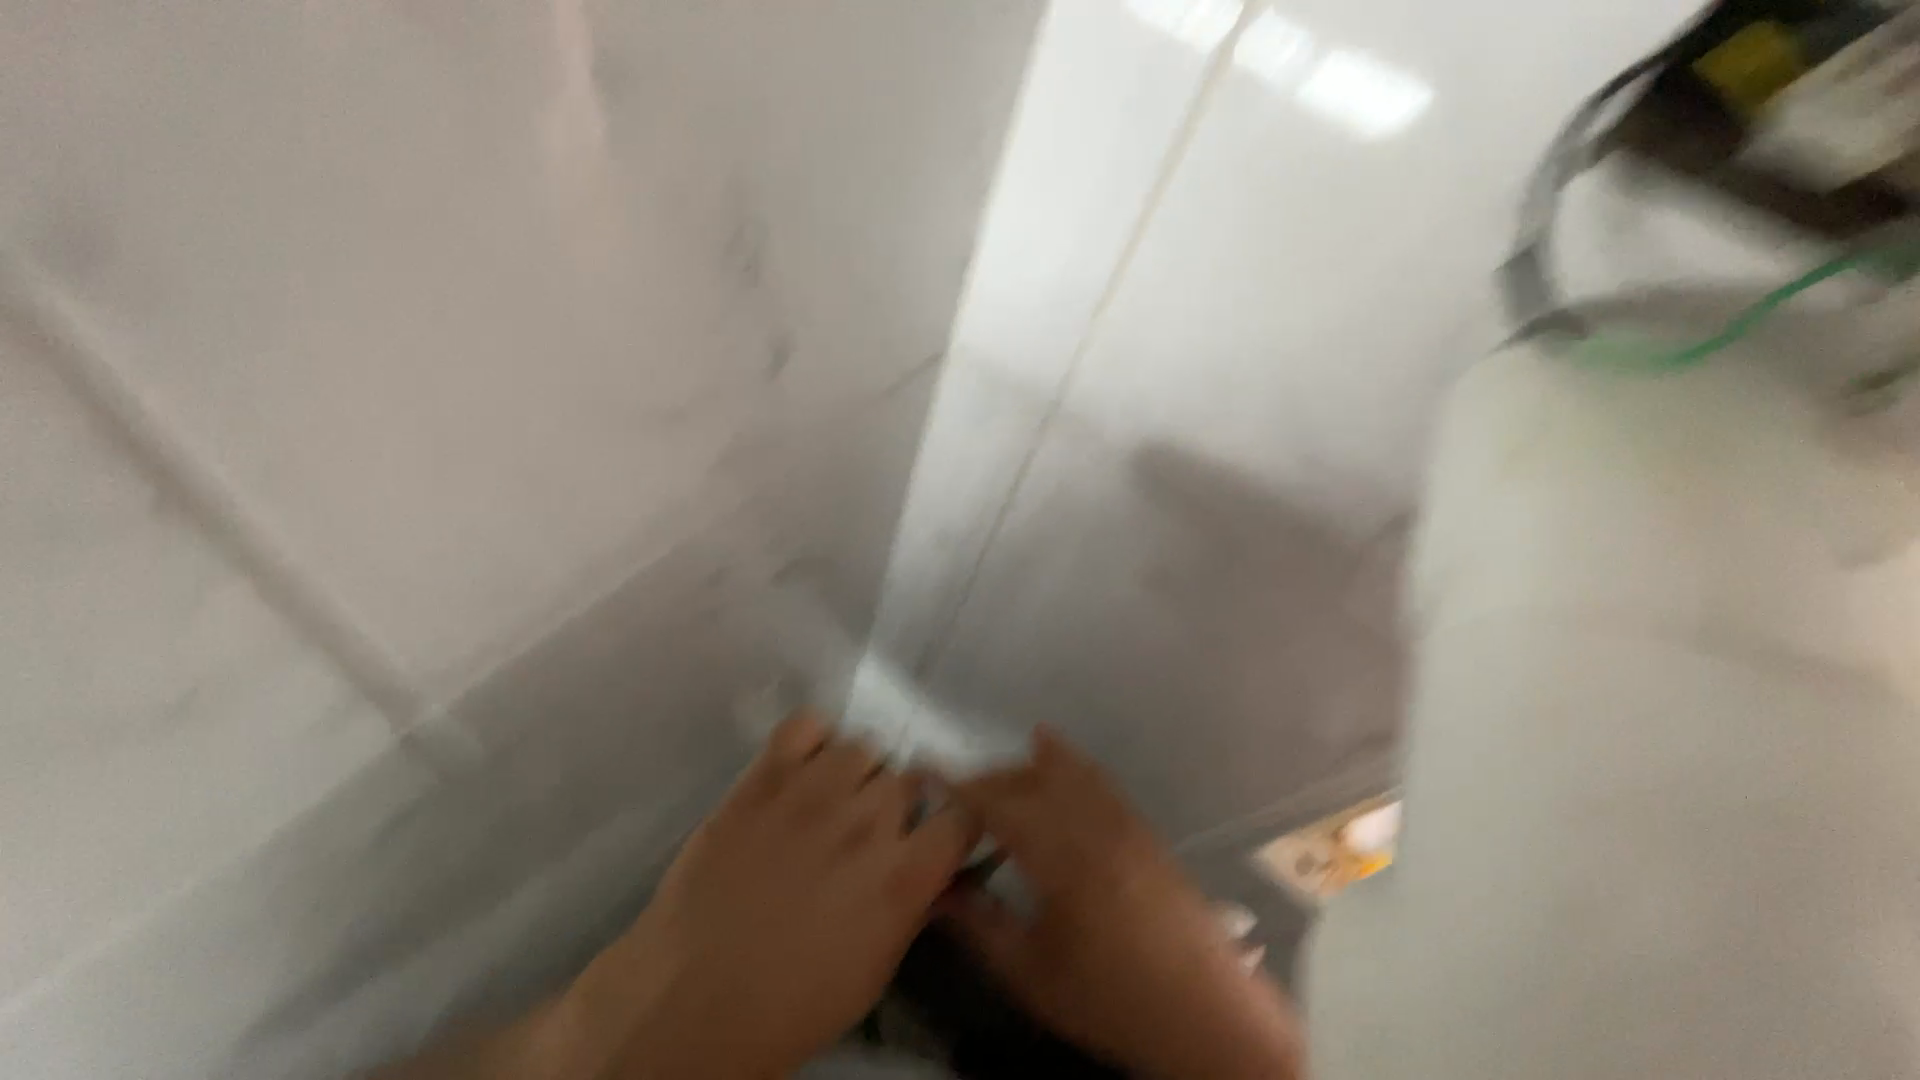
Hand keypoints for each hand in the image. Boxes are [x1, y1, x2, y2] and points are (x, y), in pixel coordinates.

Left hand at [561, 710, 975, 1078]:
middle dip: (900, 803)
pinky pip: (806, 724)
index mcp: (904, 874)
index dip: (955, 824)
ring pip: (864, 746)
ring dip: (859, 773)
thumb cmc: (790, 1004)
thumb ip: (915, 908)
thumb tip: (942, 873)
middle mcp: (869, 820)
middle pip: (910, 778)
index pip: (964, 815)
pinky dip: (814, 738)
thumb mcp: (875, 972)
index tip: (939, 836)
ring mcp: (813, 791)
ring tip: (834, 800)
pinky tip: (805, 767)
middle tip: (873, 832)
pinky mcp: (763, 777)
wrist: (689, 998)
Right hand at [943, 730, 1302, 1079]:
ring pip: (1065, 771)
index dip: (957, 785)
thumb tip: (935, 891)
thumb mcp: (1030, 972)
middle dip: (987, 779)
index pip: (995, 803)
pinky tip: (1055, 754)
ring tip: (995, 774)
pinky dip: (1069, 761)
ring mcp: (1121, 821)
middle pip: (1028, 781)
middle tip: (953, 795)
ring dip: (1025, 767)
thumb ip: (979, 925)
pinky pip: (1096, 779)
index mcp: (1058, 854)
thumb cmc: (1109, 998)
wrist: (1206, 1013)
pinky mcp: (1142, 829)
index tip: (924, 771)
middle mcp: (1090, 822)